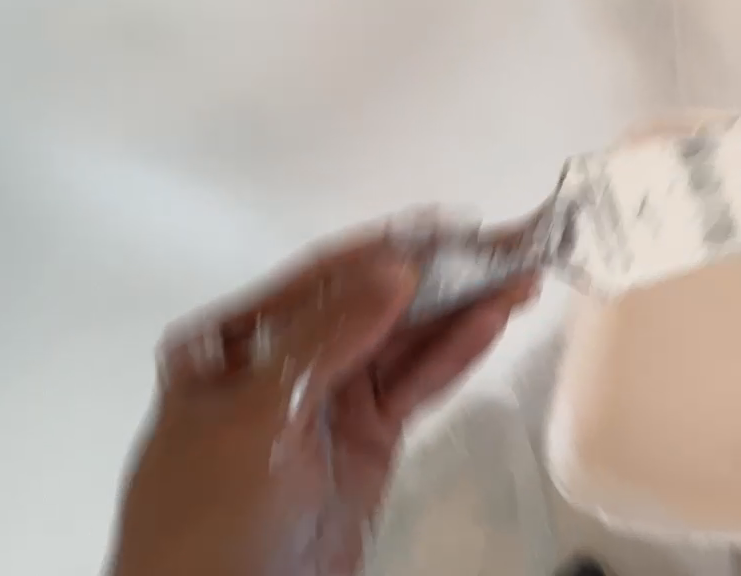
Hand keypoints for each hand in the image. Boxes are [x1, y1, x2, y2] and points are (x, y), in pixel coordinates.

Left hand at [109, 229, 538, 575]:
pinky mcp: (372, 430)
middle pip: (379, 302)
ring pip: (409, 338)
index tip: (456, 226)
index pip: (327, 277)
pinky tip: (496, 321)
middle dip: (444, 275)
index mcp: (239, 341)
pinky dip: (458, 352)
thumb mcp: (257, 418)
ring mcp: (334, 395)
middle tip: (510, 247)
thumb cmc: (216, 514)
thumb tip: (399, 265)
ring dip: (465, 308)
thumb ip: (329, 336)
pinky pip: (419, 380)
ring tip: (524, 277)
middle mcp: (290, 357)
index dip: (394, 247)